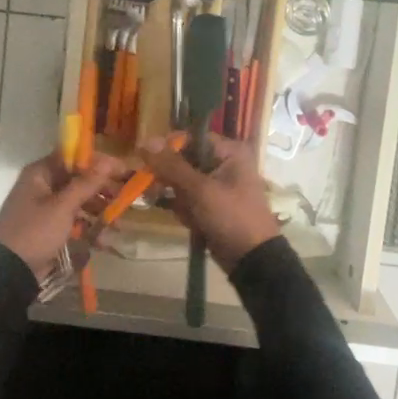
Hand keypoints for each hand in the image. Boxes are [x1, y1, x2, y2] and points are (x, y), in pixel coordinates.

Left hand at [0, 152, 129, 276]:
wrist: (8, 272)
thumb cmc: (34, 232)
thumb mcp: (62, 207)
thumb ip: (85, 184)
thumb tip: (107, 161)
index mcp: (40, 174)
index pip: (74, 157)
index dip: (98, 162)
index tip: (122, 170)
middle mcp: (43, 186)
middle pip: (78, 180)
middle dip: (102, 189)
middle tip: (125, 197)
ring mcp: (46, 208)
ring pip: (78, 202)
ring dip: (98, 211)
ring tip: (118, 223)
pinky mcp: (50, 228)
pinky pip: (73, 221)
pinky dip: (88, 228)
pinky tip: (104, 240)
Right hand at [140, 134, 280, 271]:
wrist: (252, 260)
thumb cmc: (231, 217)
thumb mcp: (200, 190)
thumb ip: (172, 166)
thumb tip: (145, 141)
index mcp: (229, 152)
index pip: (190, 138)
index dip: (168, 147)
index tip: (146, 160)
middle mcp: (224, 163)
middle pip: (184, 160)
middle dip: (170, 178)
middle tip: (155, 190)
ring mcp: (217, 186)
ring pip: (183, 181)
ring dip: (176, 196)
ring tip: (182, 211)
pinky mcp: (211, 205)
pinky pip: (188, 199)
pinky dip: (184, 209)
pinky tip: (189, 221)